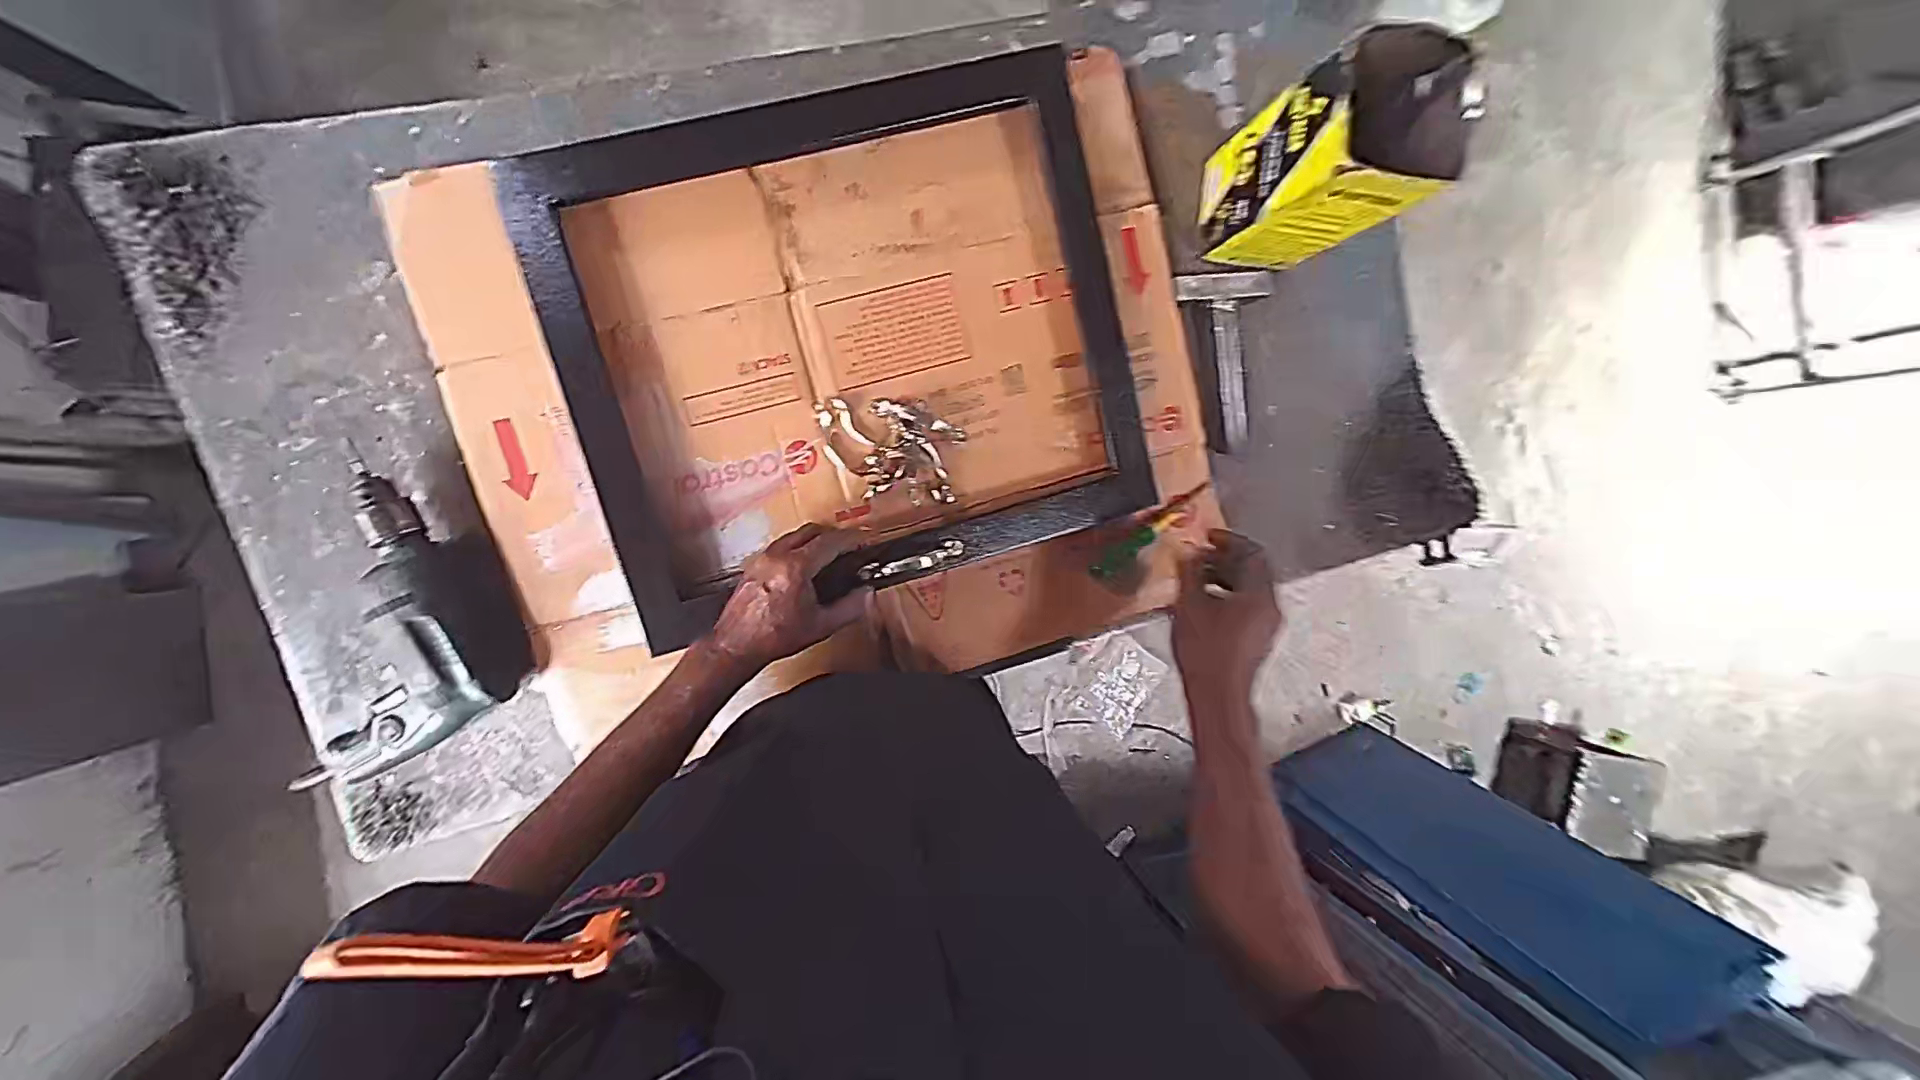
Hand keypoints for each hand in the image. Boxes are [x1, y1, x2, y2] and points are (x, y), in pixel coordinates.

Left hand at [703, 523, 871, 677]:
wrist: (737, 645)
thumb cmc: (773, 637)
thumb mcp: (821, 626)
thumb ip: (850, 607)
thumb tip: (866, 593)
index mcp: (796, 568)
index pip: (830, 542)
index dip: (852, 539)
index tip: (864, 540)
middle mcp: (777, 557)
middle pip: (812, 530)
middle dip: (834, 535)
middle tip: (848, 545)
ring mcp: (762, 559)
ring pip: (794, 535)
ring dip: (814, 539)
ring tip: (827, 554)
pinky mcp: (753, 566)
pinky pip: (780, 546)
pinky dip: (796, 548)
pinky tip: (802, 565)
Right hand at [1170, 530, 1281, 722]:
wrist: (1217, 695)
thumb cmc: (1205, 653)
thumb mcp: (1189, 605)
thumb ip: (1189, 574)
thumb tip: (1188, 554)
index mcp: (1259, 596)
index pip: (1253, 553)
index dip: (1229, 540)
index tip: (1209, 536)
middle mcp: (1269, 608)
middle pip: (1253, 571)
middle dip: (1225, 559)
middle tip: (1200, 555)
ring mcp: (1266, 626)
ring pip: (1249, 589)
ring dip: (1224, 577)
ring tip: (1197, 578)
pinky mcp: (1257, 639)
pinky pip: (1246, 607)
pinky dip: (1227, 596)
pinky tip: (1203, 603)